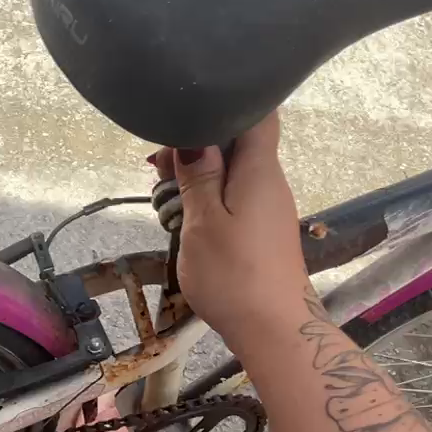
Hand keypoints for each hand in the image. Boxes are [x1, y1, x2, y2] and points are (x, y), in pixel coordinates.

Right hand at [151, 113, 316, 350]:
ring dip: (200, 175)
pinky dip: (210, 197)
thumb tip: (192, 138)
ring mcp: (269, 206)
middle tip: (160, 167)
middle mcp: (270, 180)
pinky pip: (235, 196)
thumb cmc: (233, 274)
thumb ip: (199, 178)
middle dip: (200, 145)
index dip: (224, 105)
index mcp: (259, 169)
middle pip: (240, 142)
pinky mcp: (263, 229)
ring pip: (235, 171)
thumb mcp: (203, 223)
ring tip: (167, 195)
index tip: (183, 120)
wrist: (271, 326)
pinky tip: (187, 216)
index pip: (258, 112)